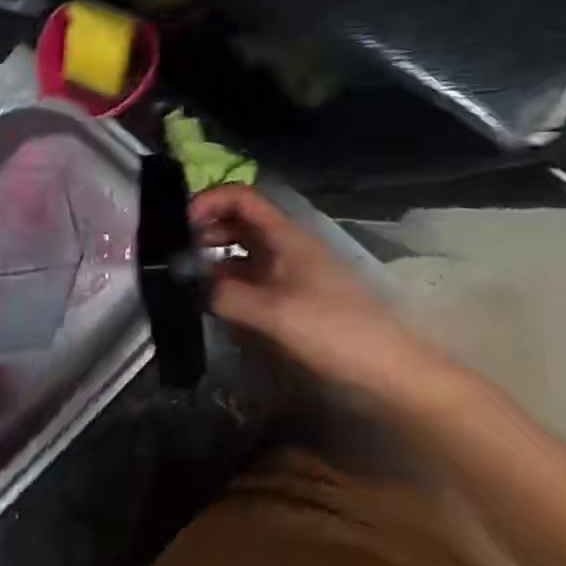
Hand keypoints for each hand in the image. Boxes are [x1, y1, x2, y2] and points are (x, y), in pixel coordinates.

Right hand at [189, 185, 446, 397]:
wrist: (388, 368)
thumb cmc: (334, 331)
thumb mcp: (274, 312)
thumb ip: (226, 295)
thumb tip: (188, 283)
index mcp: (286, 235)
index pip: (242, 197)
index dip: (209, 201)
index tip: (180, 225)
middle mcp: (287, 245)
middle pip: (241, 220)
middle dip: (207, 228)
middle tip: (178, 253)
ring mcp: (292, 270)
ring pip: (246, 249)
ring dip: (217, 256)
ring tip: (190, 277)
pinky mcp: (294, 295)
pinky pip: (254, 276)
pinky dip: (231, 280)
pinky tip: (215, 299)